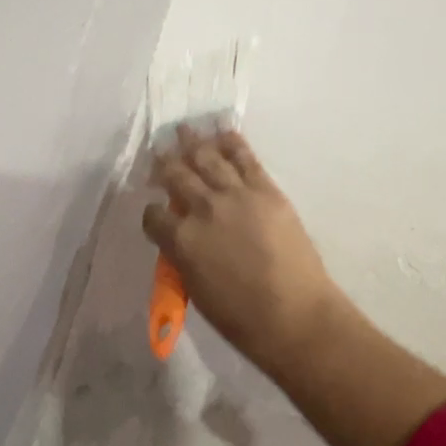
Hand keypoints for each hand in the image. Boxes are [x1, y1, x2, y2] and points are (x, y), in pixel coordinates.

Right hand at [143, 126, 345, 367]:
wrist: (293, 315)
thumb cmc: (239, 317)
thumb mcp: (195, 289)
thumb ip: (183, 256)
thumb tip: (180, 240)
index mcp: (179, 240)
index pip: (153, 215)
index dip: (152, 213)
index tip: (155, 211)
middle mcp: (202, 209)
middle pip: (176, 176)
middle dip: (163, 163)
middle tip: (158, 150)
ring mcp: (235, 195)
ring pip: (207, 158)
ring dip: (192, 141)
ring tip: (183, 129)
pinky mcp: (265, 190)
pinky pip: (244, 158)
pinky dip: (231, 141)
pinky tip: (222, 131)